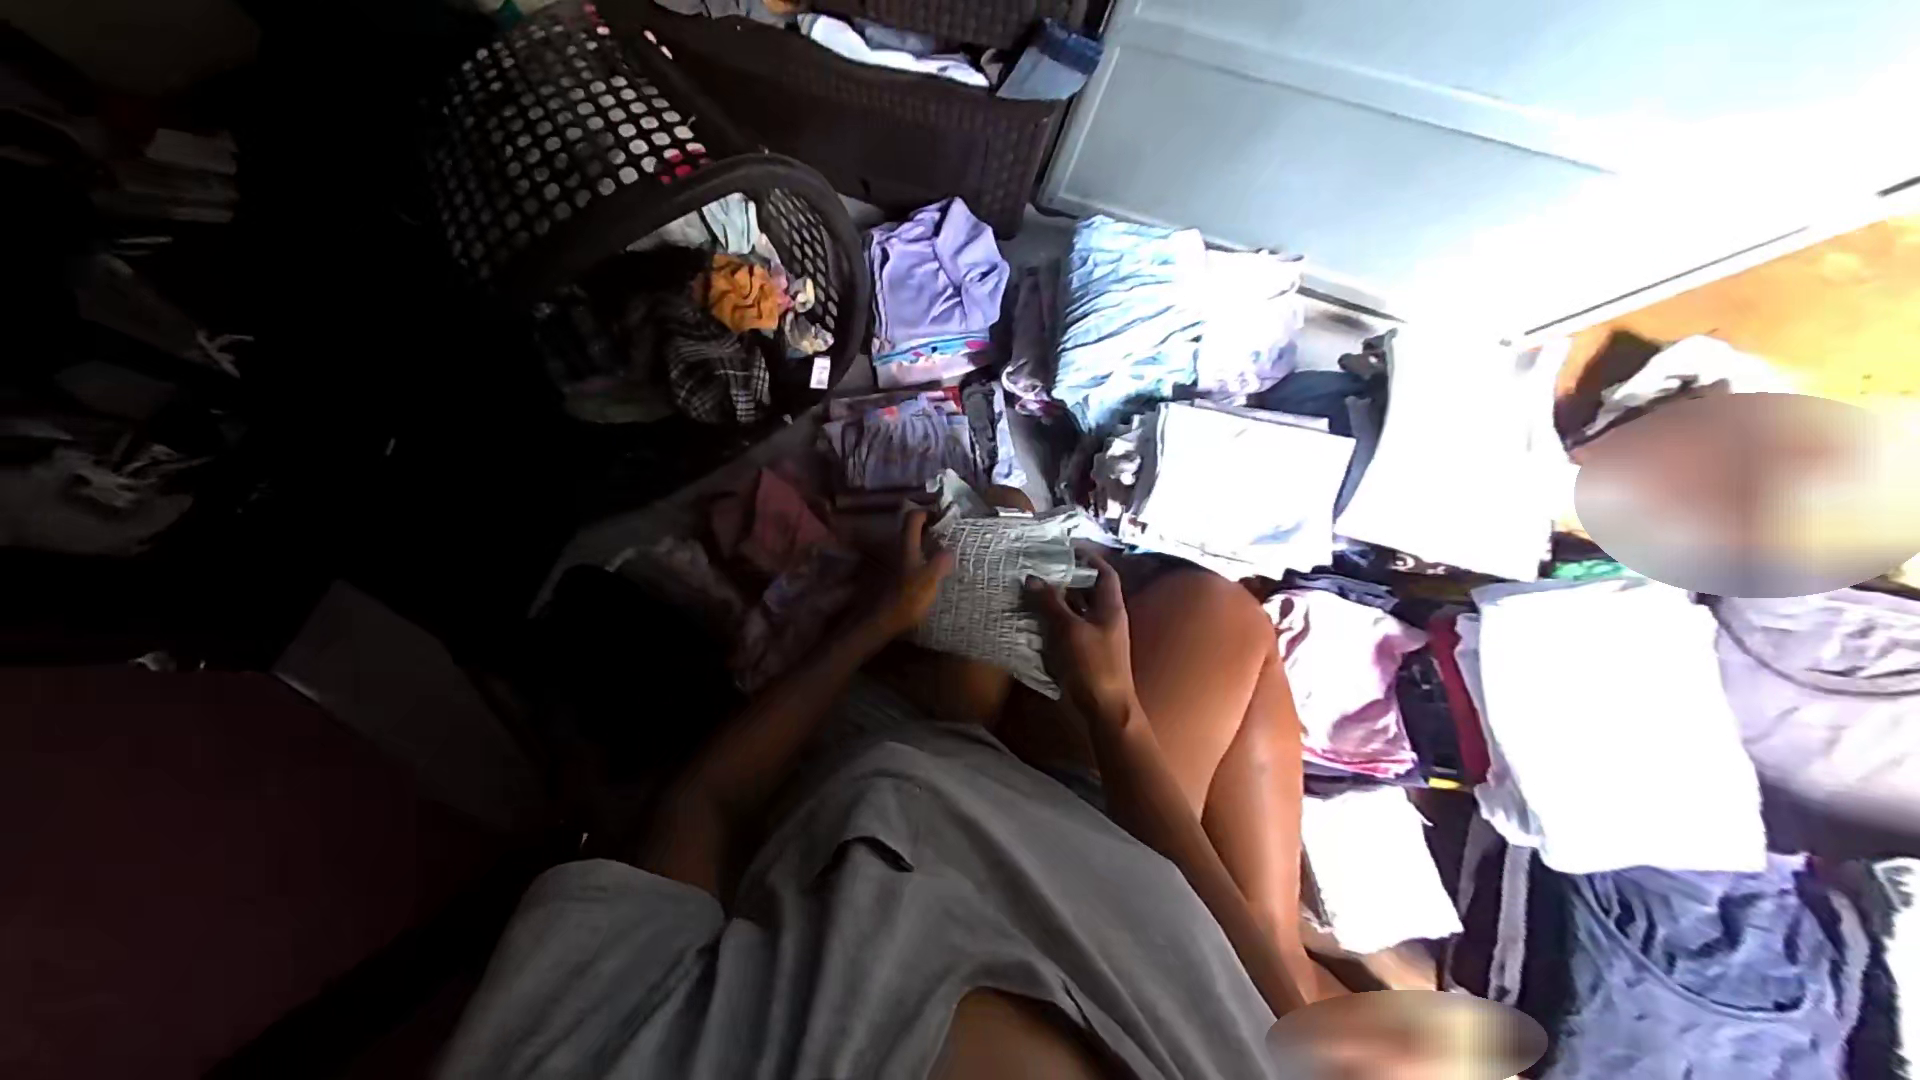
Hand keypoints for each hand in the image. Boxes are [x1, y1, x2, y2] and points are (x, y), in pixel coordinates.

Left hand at [861, 508, 955, 639]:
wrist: (886, 620)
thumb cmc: (908, 598)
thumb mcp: (929, 578)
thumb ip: (941, 561)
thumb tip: (950, 548)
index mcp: (907, 546)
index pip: (913, 517)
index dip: (927, 512)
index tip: (944, 518)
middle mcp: (900, 550)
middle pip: (912, 528)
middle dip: (930, 526)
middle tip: (949, 533)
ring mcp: (898, 562)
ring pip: (914, 543)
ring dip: (928, 542)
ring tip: (947, 549)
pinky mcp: (900, 575)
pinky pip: (915, 557)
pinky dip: (926, 556)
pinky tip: (938, 568)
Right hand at [1025, 553, 1136, 724]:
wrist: (1106, 710)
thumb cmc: (1093, 666)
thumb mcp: (1070, 630)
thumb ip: (1051, 603)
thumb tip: (1032, 578)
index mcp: (1111, 608)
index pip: (1105, 574)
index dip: (1089, 559)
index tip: (1067, 549)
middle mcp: (1105, 619)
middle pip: (1087, 591)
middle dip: (1065, 579)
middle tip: (1039, 568)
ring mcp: (1096, 637)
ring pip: (1075, 611)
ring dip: (1056, 601)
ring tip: (1031, 590)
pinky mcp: (1084, 654)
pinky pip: (1068, 630)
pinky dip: (1053, 622)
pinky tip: (1033, 619)